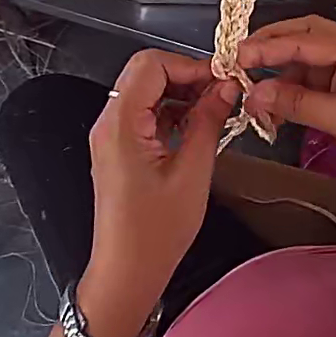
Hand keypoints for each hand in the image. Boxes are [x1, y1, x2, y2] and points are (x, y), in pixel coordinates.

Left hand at [80, 49, 237, 336]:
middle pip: (146, 72)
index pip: (152, 64)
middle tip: (222, 92)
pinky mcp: (118, 147)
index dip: (190, 65)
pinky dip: (171, 110)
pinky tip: (196, 126)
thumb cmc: (157, 231)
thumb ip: (209, 121)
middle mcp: (109, 122)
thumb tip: (226, 87)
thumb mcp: (193, 172)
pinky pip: (144, 112)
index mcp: (121, 124)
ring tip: (214, 110)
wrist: (127, 272)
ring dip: (181, 92)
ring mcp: (111, 134)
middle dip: (186, 75)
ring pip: (146, 90)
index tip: (222, 80)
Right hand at [235, 16, 335, 209]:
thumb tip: (255, 92)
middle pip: (310, 42)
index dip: (269, 47)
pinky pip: (322, 89)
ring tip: (259, 104)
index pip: (308, 40)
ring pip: (313, 68)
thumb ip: (300, 103)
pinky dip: (300, 98)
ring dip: (285, 81)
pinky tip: (281, 112)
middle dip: (275, 52)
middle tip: (240, 64)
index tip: (236, 57)